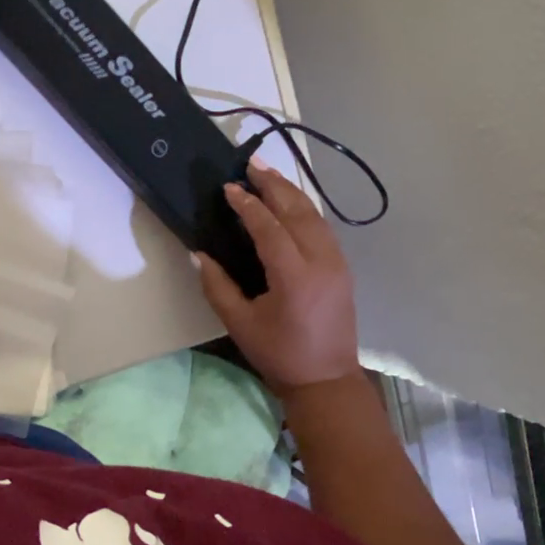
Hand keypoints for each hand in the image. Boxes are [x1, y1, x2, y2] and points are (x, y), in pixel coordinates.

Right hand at [197, 162, 362, 397]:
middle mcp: (320, 261)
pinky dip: (304, 211)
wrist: (325, 379)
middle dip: (274, 185)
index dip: (248, 205)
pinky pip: (323, 229)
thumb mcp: (239, 324)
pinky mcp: (343, 268)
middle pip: (297, 211)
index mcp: (293, 276)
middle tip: (251, 165)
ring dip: (291, 193)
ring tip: (268, 176)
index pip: (269, 228)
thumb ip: (217, 285)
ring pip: (315, 216)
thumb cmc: (278, 354)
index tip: (229, 188)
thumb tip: (200, 253)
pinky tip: (289, 205)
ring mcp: (337, 263)